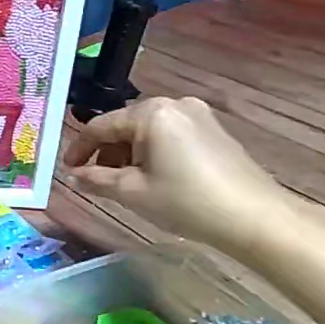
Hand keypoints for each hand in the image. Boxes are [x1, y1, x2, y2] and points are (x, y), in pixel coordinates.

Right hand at [60, 96, 291, 254]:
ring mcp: (198, 115)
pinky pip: (170, 135)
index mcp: (150, 113)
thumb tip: (74, 176)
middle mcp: (174, 104)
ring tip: (125, 183)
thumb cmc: (187, 202)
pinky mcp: (214, 130)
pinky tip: (154, 177)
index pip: (100, 126)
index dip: (79, 149)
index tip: (68, 170)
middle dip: (106, 152)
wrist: (257, 219)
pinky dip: (153, 152)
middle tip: (96, 179)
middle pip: (125, 125)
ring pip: (148, 130)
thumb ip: (96, 179)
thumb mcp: (132, 192)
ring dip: (130, 153)